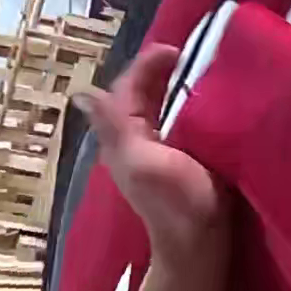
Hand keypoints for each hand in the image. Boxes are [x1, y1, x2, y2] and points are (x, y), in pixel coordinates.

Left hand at [74, 44, 229, 264]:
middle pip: (142, 91)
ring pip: (160, 103)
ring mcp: (158, 146)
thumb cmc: (175, 200)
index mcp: (122, 136)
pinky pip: (179, 117)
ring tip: (202, 68)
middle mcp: (135, 137)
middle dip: (161, 69)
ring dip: (176, 83)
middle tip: (194, 54)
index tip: (177, 50)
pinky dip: (189, 101)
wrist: (201, 241)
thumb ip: (115, 128)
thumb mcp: (142, 162)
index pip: (126, 88)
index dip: (146, 64)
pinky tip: (208, 96)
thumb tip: (81, 93)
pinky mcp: (181, 153)